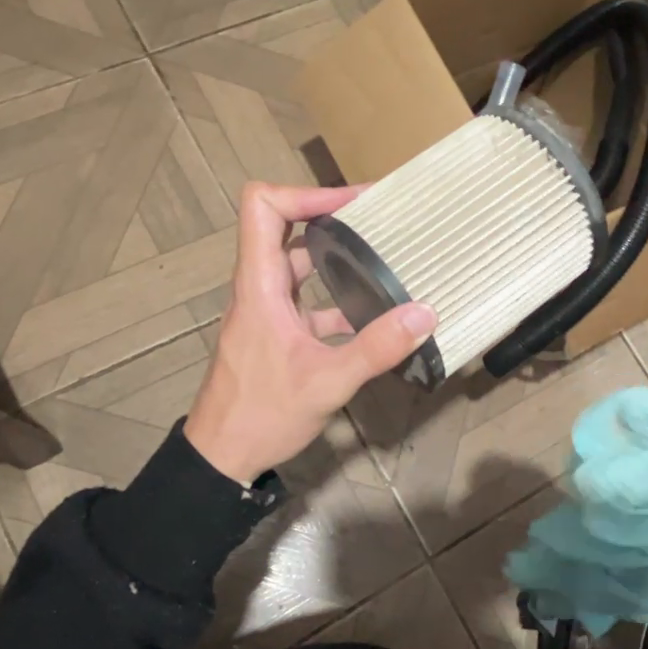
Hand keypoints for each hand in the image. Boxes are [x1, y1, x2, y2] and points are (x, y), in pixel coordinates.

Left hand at [184, 182, 436, 482]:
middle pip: (286, 229)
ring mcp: (268, 312)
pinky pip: (309, 302)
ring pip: (301, 266)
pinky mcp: (277, 335)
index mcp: (260, 285)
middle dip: (333, 217)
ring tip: (386, 258)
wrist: (222, 456)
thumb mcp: (327, 382)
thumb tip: (425, 313)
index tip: (354, 203)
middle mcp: (260, 288)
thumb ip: (377, 347)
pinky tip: (375, 316)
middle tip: (382, 221)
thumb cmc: (262, 413)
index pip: (263, 207)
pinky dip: (339, 300)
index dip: (305, 192)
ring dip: (338, 258)